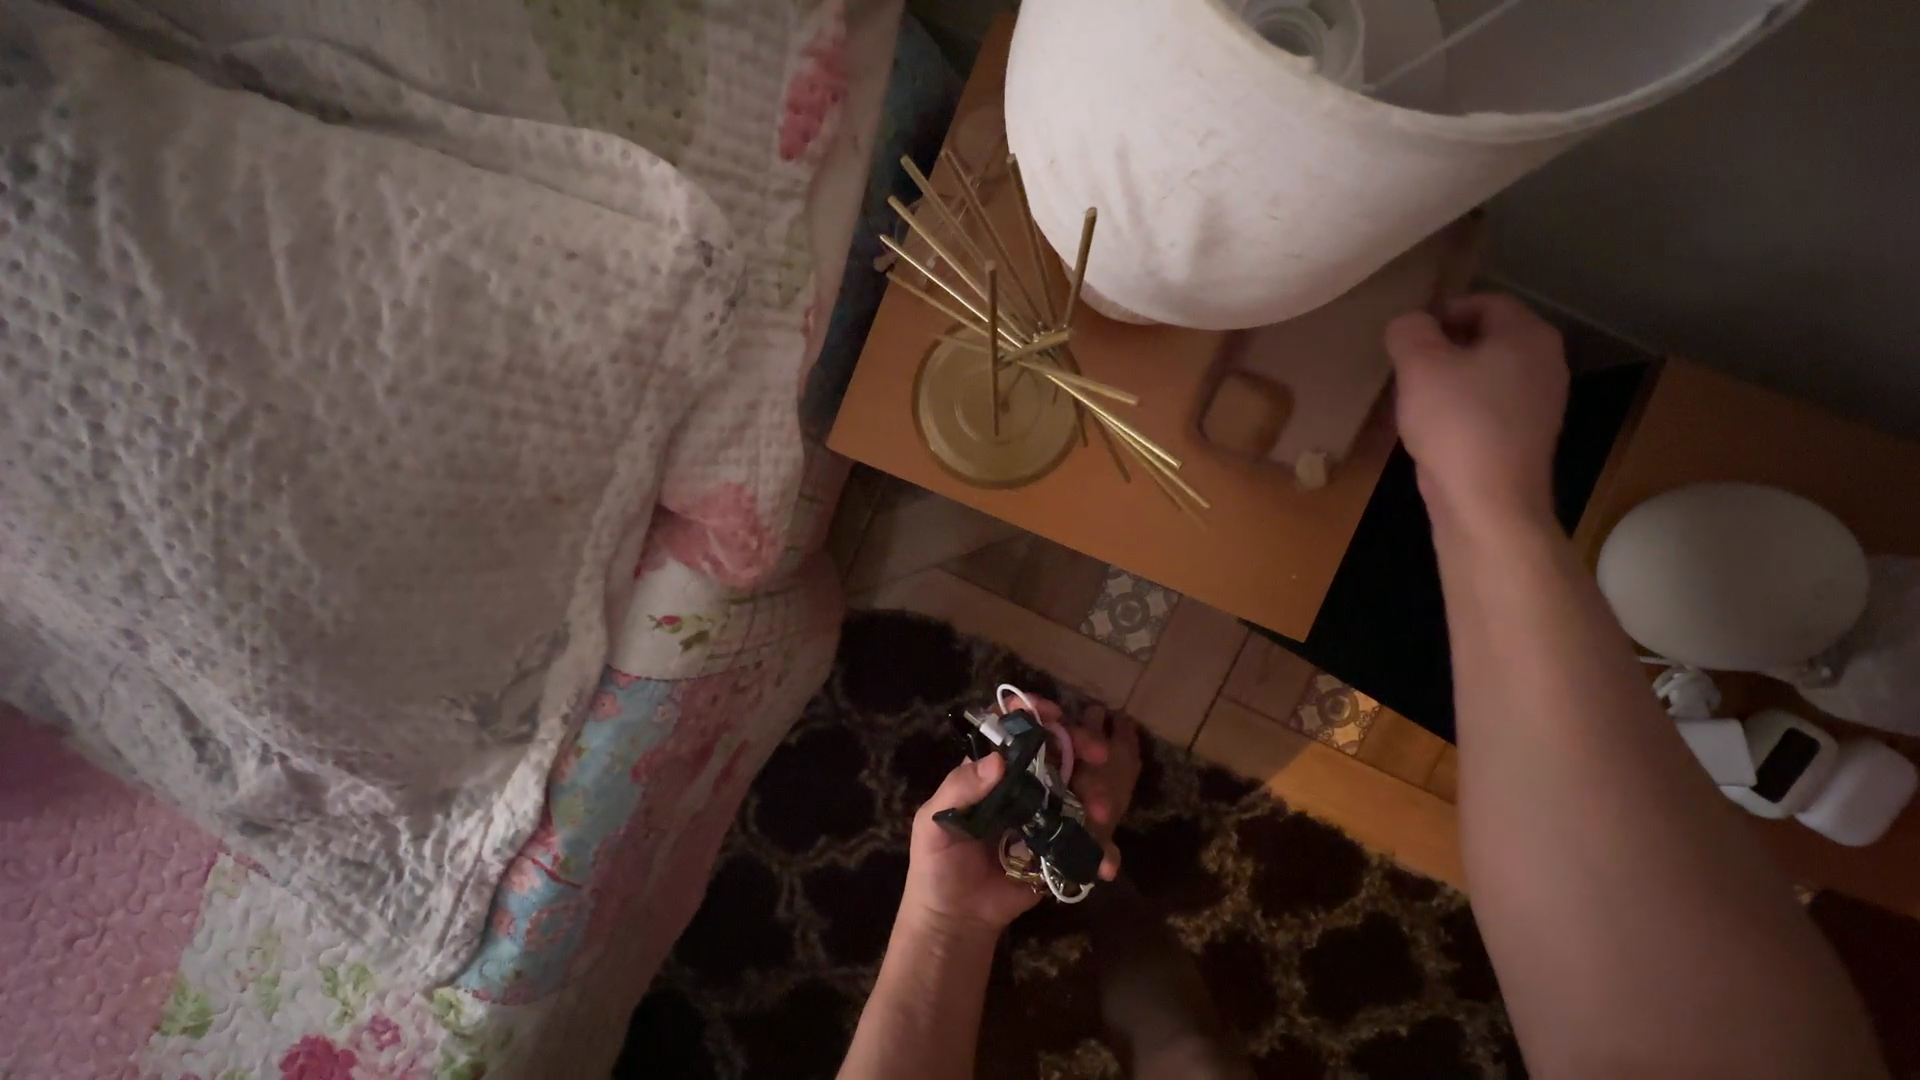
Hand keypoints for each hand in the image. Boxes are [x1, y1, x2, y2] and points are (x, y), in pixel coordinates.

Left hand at [901, 700, 1141, 938]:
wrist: (953, 921)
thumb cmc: (936, 865)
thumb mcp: (933, 824)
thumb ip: (960, 790)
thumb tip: (997, 759)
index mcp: (989, 773)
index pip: (1011, 730)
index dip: (1031, 713)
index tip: (1053, 713)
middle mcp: (1021, 787)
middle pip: (1056, 752)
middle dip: (1080, 745)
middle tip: (1098, 753)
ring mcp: (1044, 817)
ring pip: (1079, 791)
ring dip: (1098, 794)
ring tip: (1100, 814)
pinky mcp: (1058, 851)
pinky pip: (1087, 844)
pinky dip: (1103, 852)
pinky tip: (1105, 865)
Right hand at [1385, 293, 1569, 529]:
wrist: (1487, 501)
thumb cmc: (1456, 423)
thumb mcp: (1419, 366)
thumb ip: (1409, 332)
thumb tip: (1408, 323)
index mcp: (1528, 336)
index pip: (1484, 301)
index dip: (1440, 311)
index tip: (1405, 336)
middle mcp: (1544, 362)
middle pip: (1486, 338)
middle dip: (1442, 347)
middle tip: (1403, 366)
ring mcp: (1538, 403)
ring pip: (1484, 374)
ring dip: (1447, 380)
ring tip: (1411, 397)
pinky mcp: (1523, 437)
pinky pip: (1486, 407)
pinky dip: (1458, 409)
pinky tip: (1430, 428)